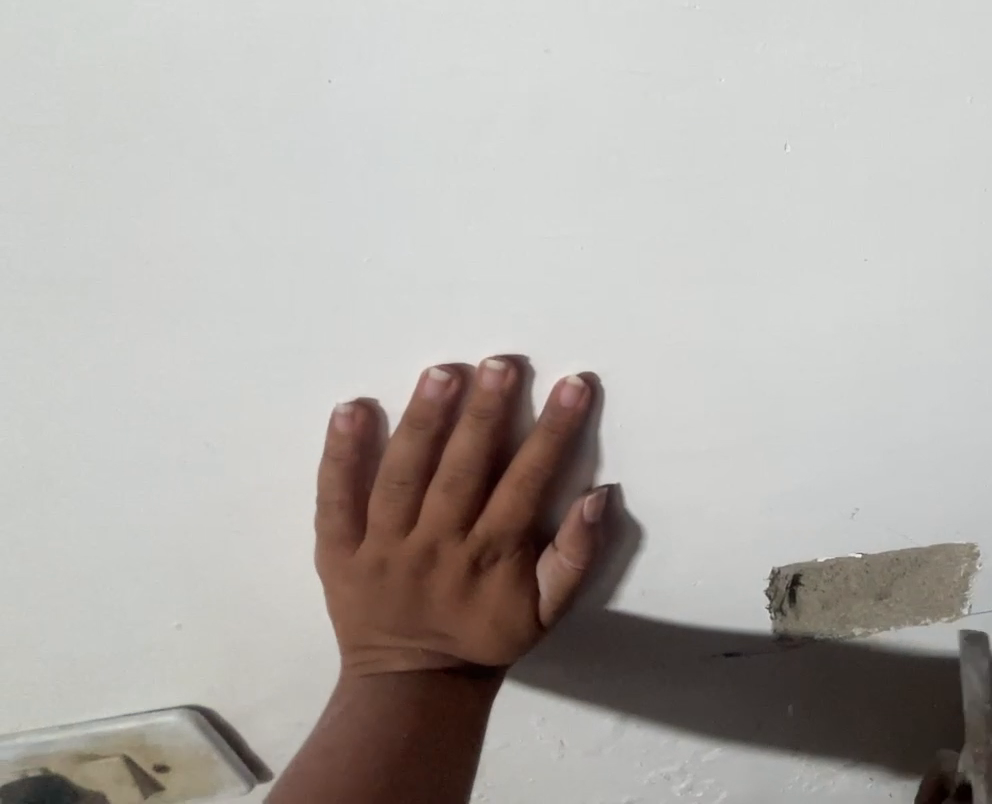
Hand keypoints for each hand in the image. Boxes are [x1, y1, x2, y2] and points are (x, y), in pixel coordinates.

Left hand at [314, 359, 609, 676]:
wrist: (411, 684)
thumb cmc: (492, 635)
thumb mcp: (550, 607)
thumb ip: (578, 554)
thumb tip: (600, 494)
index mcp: (492, 553)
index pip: (528, 479)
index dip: (554, 429)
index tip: (574, 384)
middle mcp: (437, 543)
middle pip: (462, 468)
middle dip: (485, 411)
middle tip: (502, 362)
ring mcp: (382, 546)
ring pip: (403, 474)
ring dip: (422, 420)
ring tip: (442, 371)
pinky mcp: (337, 551)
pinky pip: (335, 499)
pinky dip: (340, 454)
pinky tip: (352, 408)